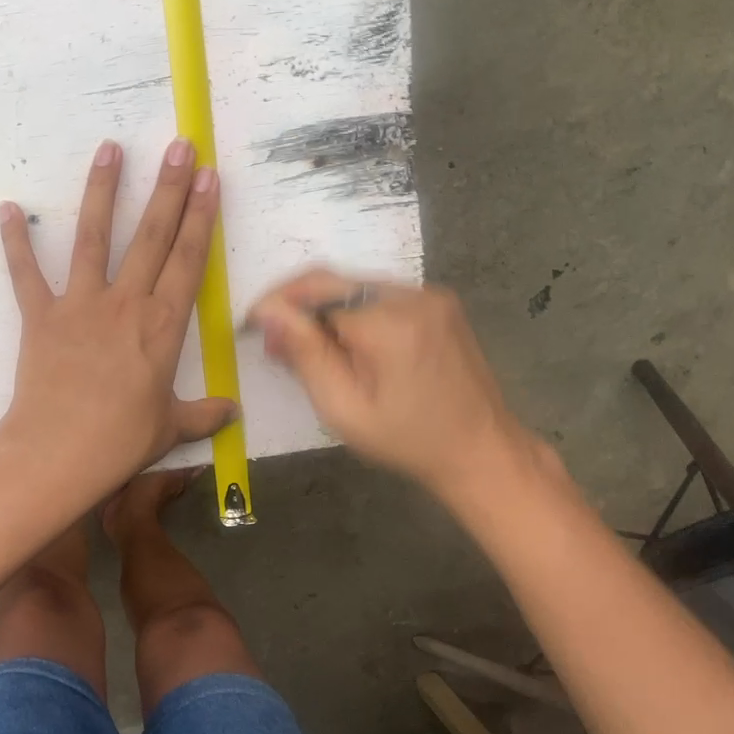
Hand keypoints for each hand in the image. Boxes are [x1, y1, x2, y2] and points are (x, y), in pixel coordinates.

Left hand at [0, 139, 237, 491]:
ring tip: (109, 149)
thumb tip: (232, 411)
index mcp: (162, 326)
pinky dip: (15, 242)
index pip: (189, 260)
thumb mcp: (171, 427)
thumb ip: (203, 414)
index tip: (211, 177)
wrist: (58, 452)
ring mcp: (79, 305)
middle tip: (179, 146)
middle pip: (152, 236)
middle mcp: (124, 303)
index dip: (202, 216)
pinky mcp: (39, 316)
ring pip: (94, 237)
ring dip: (102, 191)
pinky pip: (25, 273)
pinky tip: (8, 208)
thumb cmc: (120, 441)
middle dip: (169, 187)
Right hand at [248, 269, 540, 497]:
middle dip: (297, 307)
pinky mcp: (439, 303)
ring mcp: (431, 296)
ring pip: (354, 288)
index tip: (251, 325)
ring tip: (307, 350)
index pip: (314, 292)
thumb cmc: (406, 440)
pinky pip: (379, 296)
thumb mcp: (342, 406)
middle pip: (334, 283)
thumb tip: (267, 310)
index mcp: (388, 323)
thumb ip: (304, 353)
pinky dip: (352, 313)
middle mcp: (412, 296)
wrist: (482, 451)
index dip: (277, 307)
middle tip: (274, 343)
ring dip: (323, 310)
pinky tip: (345, 346)